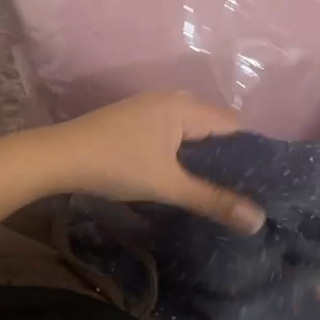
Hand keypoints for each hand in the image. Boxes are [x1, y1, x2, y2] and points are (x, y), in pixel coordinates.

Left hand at [41, 92, 264, 233]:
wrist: (58, 157)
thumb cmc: (116, 165)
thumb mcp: (168, 185)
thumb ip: (213, 200)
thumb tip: (259, 220)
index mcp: (184, 106)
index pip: (234, 125)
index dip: (250, 154)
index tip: (261, 187)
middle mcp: (170, 99)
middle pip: (213, 127)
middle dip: (227, 159)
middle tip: (241, 195)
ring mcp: (149, 108)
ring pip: (190, 132)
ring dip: (202, 158)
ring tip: (216, 192)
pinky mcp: (133, 121)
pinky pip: (171, 134)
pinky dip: (181, 154)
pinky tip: (180, 178)